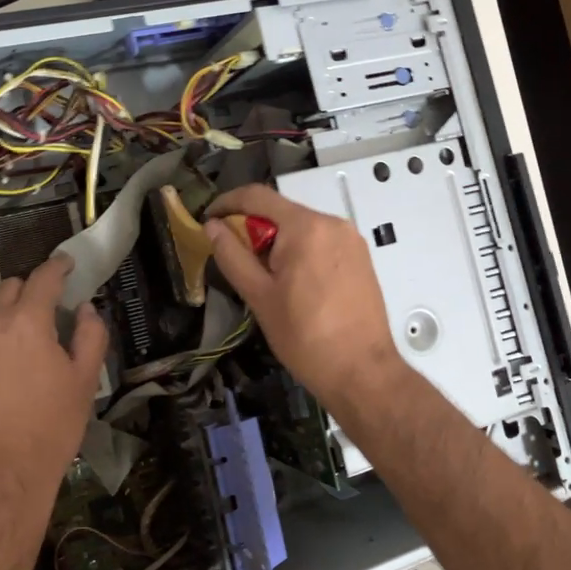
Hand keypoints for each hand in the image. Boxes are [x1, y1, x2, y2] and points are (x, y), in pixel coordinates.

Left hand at [0, 256, 108, 500]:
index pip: (43, 277)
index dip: (58, 266)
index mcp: (28, 323)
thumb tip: (84, 309)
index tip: (66, 266)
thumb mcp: (85, 382)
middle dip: (29, 292)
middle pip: (9, 288)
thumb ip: (90, 335)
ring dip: (1, 314)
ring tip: (15, 342)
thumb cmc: (50, 430)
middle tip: (44, 312)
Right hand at [204, 184, 405, 410]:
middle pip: (281, 212)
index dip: (227, 203)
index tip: (208, 220)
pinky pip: (321, 243)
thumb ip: (232, 255)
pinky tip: (294, 285)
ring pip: (302, 229)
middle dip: (253, 229)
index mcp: (306, 227)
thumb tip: (212, 226)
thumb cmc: (305, 336)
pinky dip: (300, 253)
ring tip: (264, 279)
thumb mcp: (259, 296)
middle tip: (235, 260)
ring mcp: (351, 240)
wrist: (362, 372)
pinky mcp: (361, 258)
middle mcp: (333, 223)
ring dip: (277, 243)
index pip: (257, 196)